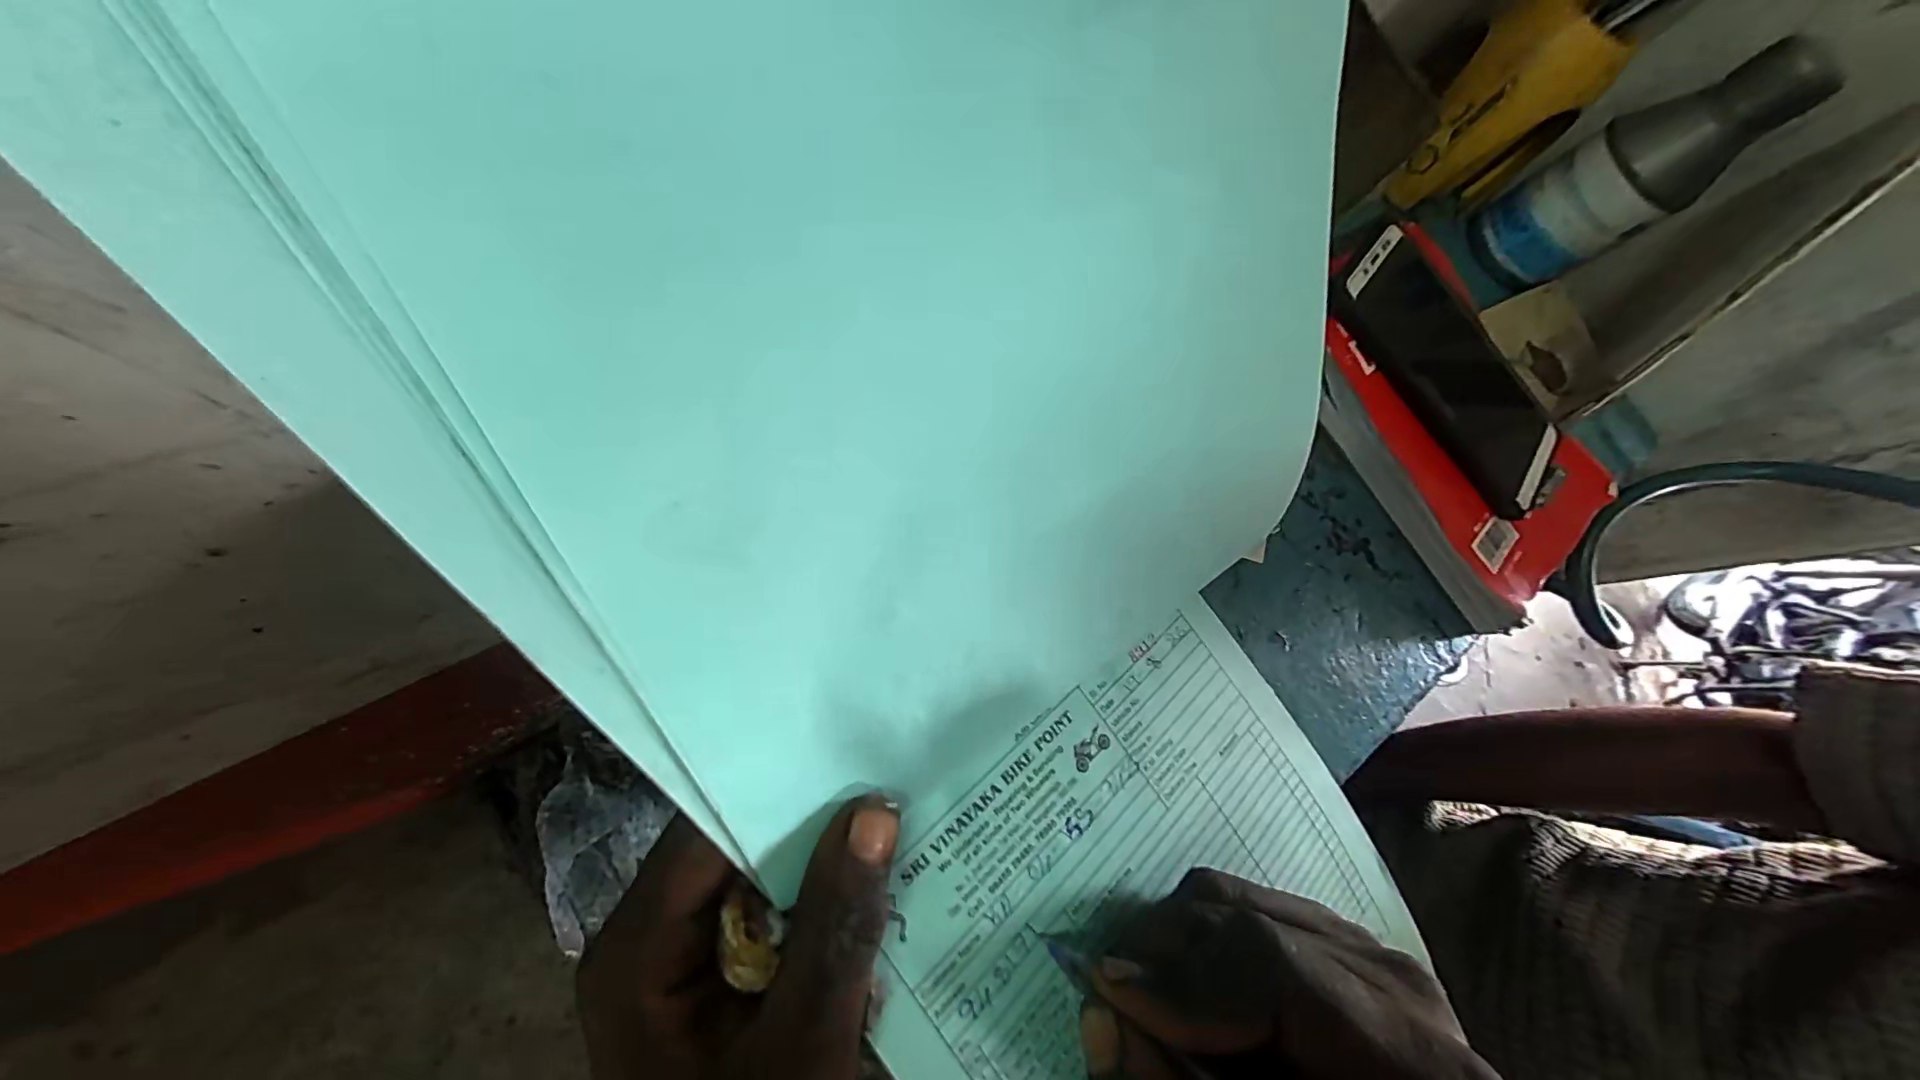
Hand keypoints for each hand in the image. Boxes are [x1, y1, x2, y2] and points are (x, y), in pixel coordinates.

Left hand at [575, 794, 900, 1079]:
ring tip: (889, 819)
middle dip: (809, 825)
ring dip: (822, 863)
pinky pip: (772, 915)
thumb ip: (836, 929)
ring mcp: (686, 960)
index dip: (774, 792)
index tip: (845, 758)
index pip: (705, 834)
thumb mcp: (801, 1048)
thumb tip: (875, 811)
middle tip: (882, 785)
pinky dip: (819, 904)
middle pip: (733, 850)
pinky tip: (872, 885)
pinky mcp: (720, 980)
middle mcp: (651, 940)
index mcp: (635, 952)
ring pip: (758, 879)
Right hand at [1077, 869, 1497, 1079]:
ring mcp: (1367, 948)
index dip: (1180, 977)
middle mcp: (1389, 978)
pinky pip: (1253, 907)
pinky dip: (1207, 936)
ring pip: (1239, 900)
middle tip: (1112, 988)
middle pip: (1244, 918)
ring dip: (1178, 938)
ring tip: (1151, 984)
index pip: (1269, 963)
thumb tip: (1100, 1016)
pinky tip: (1196, 980)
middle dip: (1163, 950)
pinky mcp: (1342, 939)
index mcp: (1403, 1049)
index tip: (1107, 988)